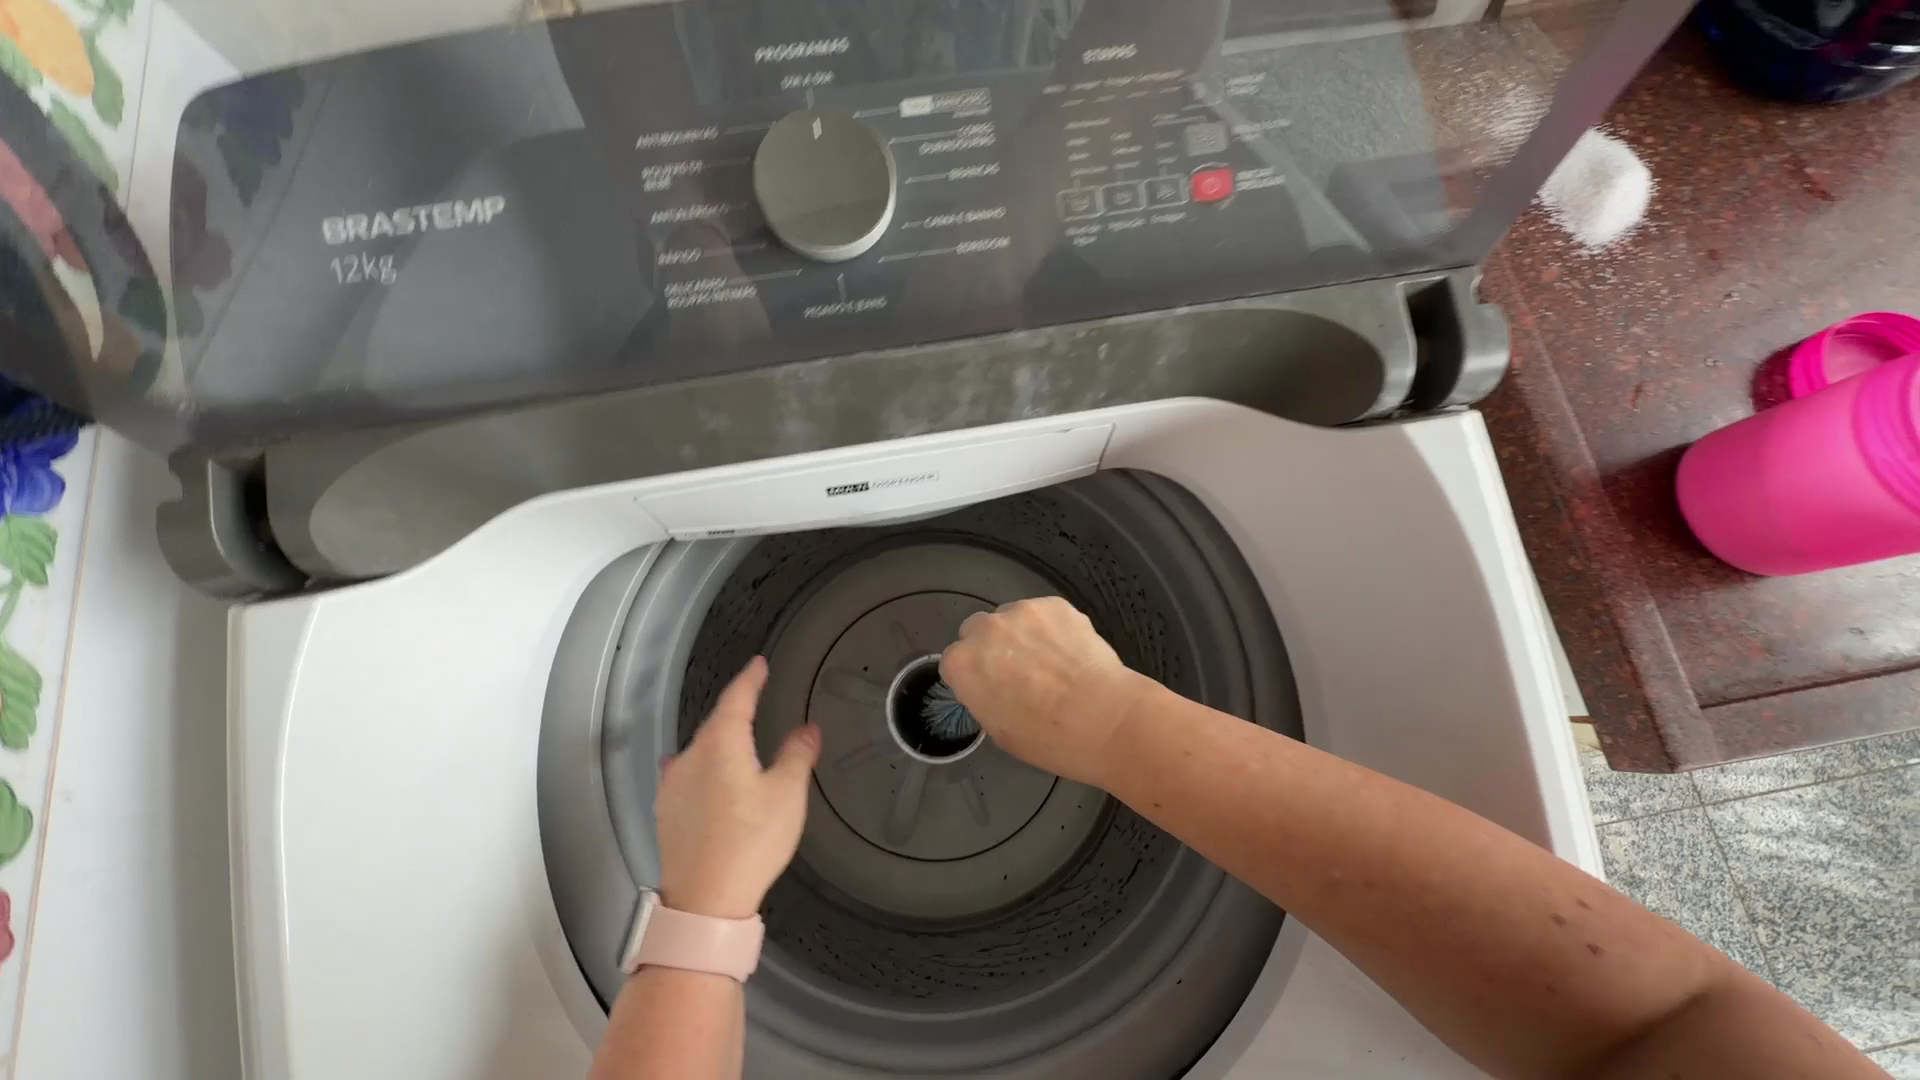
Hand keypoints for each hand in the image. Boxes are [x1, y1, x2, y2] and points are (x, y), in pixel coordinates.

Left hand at [654, 657, 819, 918]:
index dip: (749, 679)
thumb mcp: (787, 794)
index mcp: (721, 744)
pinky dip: (704, 765)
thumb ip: (797, 755)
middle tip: (754, 698)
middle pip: (715, 723)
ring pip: (699, 749)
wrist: (705, 901)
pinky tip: (706, 774)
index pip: (736, 699)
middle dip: (736, 709)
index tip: (759, 664)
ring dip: (718, 739)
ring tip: (736, 738)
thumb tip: (807, 728)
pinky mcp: (667, 812)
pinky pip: (687, 773)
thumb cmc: (751, 841)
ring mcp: (674, 785)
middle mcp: (691, 757)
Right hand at [938, 597, 1149, 786]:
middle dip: (992, 646)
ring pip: (1012, 617)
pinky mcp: (1054, 605)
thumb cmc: (1048, 736)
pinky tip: (1070, 652)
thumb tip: (992, 686)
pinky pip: (1044, 612)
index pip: (954, 660)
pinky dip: (1053, 628)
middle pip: (977, 629)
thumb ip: (982, 697)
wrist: (1102, 718)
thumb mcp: (997, 729)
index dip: (973, 674)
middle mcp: (985, 630)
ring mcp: (1021, 612)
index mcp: (962, 664)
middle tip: (1017, 670)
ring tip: (1050, 661)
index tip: (990, 685)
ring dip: (1022, 633)